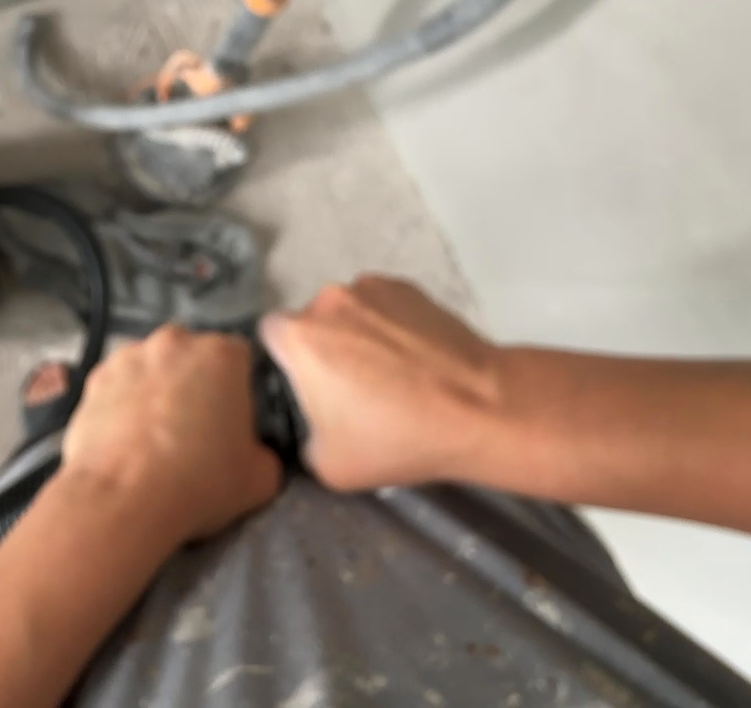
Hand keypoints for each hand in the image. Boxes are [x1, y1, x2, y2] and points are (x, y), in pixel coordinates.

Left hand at [61, 327, 282, 542]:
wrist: (121, 499)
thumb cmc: (198, 482)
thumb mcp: (259, 479)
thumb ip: (266, 452)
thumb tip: (256, 451)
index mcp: (222, 354)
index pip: (242, 358)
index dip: (240, 389)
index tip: (234, 418)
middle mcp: (175, 340)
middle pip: (194, 355)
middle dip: (197, 381)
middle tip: (195, 426)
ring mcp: (130, 354)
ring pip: (153, 365)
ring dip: (158, 386)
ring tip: (154, 433)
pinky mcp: (95, 375)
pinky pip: (119, 382)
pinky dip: (123, 400)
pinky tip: (125, 435)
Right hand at [261, 275, 506, 490]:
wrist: (481, 409)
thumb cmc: (398, 436)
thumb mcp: (328, 465)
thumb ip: (301, 435)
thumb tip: (309, 421)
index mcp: (299, 336)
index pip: (269, 334)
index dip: (283, 358)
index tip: (307, 384)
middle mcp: (327, 300)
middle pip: (310, 321)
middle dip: (323, 347)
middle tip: (353, 385)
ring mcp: (369, 287)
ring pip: (347, 311)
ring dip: (356, 333)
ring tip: (391, 370)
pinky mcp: (406, 286)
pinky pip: (380, 303)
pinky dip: (388, 323)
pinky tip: (412, 355)